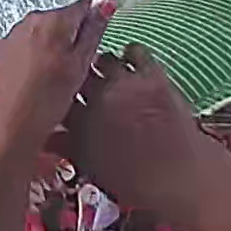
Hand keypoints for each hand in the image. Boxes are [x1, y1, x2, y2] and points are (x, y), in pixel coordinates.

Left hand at [0, 0, 115, 153]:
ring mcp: (15, 34)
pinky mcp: (4, 49)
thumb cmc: (46, 100)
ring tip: (59, 76)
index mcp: (54, 20)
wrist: (9, 128)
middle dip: (75, 35)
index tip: (104, 29)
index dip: (98, 18)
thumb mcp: (81, 64)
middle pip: (65, 17)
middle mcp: (31, 20)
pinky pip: (31, 43)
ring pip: (47, 31)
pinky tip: (42, 78)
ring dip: (57, 45)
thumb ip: (95, 30)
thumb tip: (106, 5)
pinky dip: (39, 54)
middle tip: (81, 64)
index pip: (85, 5)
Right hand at [66, 44, 230, 224]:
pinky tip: (130, 61)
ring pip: (103, 58)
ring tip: (108, 73)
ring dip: (102, 64)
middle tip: (84, 82)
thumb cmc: (136, 180)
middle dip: (79, 76)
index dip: (57, 94)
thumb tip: (50, 136)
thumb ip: (69, 148)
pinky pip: (134, 50)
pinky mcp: (151, 74)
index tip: (60, 95)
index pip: (58, 98)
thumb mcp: (94, 168)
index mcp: (81, 125)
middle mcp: (99, 99)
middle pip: (78, 73)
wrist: (180, 174)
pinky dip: (130, 53)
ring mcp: (125, 83)